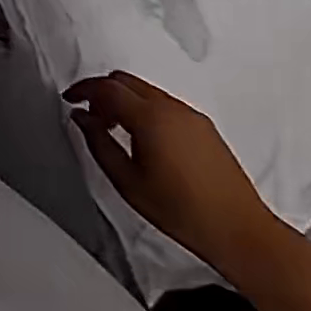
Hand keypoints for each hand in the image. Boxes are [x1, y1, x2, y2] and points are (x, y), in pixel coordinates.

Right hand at [63, 71, 281, 267]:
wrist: (238, 229)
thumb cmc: (183, 211)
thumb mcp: (128, 183)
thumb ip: (99, 144)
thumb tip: (82, 119)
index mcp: (149, 117)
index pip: (107, 87)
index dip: (83, 89)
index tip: (71, 98)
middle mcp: (170, 107)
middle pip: (125, 80)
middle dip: (102, 91)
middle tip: (91, 115)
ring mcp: (189, 113)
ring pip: (145, 89)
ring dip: (124, 99)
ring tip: (115, 130)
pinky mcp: (202, 124)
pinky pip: (164, 102)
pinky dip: (145, 108)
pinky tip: (144, 137)